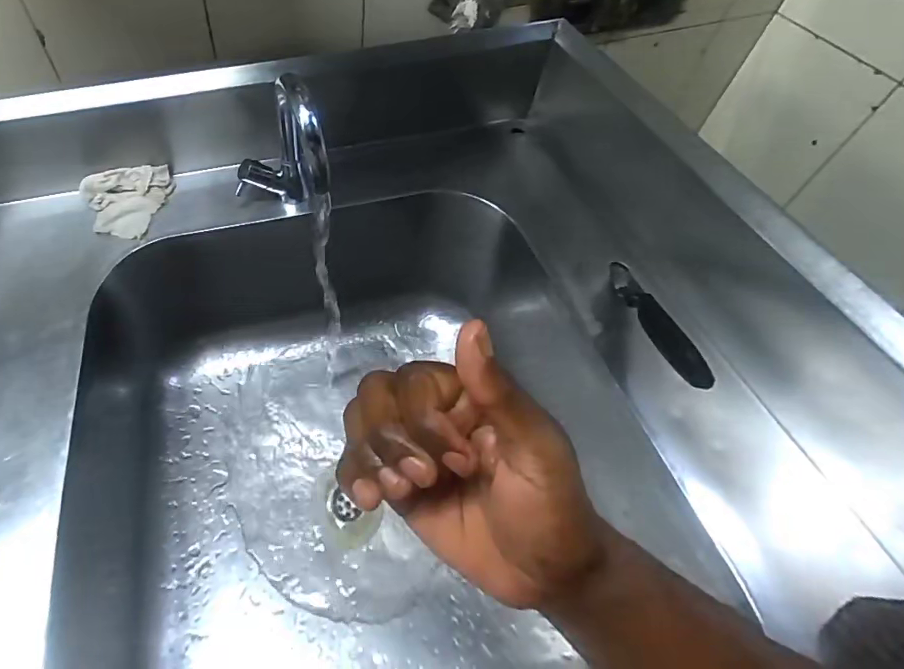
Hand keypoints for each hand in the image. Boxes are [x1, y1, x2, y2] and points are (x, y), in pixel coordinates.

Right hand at [335, 319, 611, 609]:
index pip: (410, 381)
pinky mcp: (394, 484)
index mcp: (458, 394)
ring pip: (358, 424)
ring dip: (371, 457)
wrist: (547, 578)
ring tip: (401, 492)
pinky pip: (352, 464)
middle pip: (374, 395)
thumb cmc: (551, 506)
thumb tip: (473, 326)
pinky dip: (353, 476)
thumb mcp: (536, 448)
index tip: (462, 461)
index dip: (422, 419)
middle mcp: (425, 414)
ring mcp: (406, 449)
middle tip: (428, 479)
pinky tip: (370, 501)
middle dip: (391, 439)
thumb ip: (499, 391)